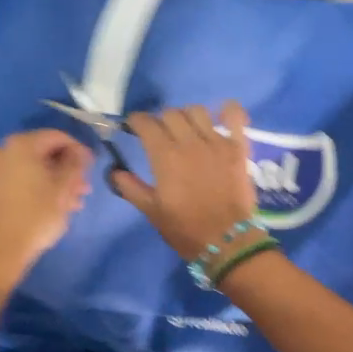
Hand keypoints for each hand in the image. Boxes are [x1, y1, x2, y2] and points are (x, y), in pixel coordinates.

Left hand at [0, 128, 93, 280]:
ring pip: (32, 169)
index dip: (78, 150)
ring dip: (55, 182)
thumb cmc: (38, 215)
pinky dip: (38, 187)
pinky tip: (54, 205)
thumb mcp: (64, 188)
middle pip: (43, 153)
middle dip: (67, 170)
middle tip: (84, 188)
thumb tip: (79, 153)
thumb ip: (75, 164)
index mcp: (20, 145)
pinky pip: (20, 180)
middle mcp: (3, 151)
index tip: (92, 166)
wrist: (4, 249)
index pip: (56, 137)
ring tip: (74, 202)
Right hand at [110, 102, 257, 260]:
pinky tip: (221, 116)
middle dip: (160, 120)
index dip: (136, 121)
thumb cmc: (184, 229)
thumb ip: (131, 188)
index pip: (146, 124)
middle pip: (171, 114)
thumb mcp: (151, 211)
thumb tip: (114, 171)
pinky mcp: (238, 148)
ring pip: (198, 111)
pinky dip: (228, 110)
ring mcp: (217, 142)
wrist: (225, 240)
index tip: (133, 127)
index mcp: (165, 157)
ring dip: (187, 116)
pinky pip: (234, 116)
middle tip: (159, 134)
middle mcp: (190, 142)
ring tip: (186, 129)